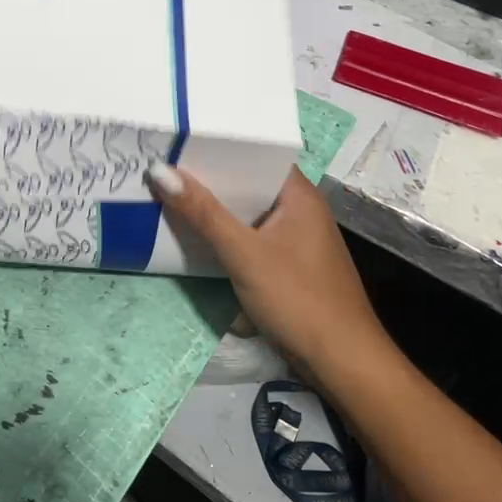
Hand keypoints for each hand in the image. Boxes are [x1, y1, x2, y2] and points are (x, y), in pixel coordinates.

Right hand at [147, 164, 391, 379]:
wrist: (343, 365)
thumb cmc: (299, 299)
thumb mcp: (243, 253)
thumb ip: (201, 212)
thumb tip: (158, 169)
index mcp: (298, 196)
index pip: (256, 153)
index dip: (218, 143)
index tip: (177, 136)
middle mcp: (299, 210)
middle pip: (246, 182)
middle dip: (206, 175)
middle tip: (159, 161)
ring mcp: (294, 238)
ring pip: (245, 211)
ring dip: (211, 205)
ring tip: (166, 189)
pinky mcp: (286, 264)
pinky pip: (248, 235)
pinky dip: (222, 231)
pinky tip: (192, 231)